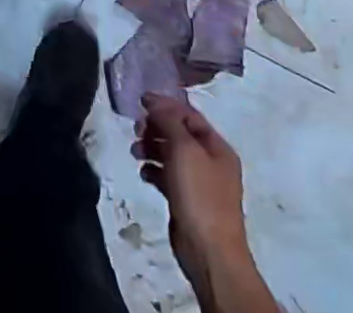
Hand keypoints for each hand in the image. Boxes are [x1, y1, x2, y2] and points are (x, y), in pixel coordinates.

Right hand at [133, 93, 275, 312]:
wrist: (209, 252)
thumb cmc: (200, 194)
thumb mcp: (185, 150)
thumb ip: (170, 122)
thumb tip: (155, 102)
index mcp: (217, 146)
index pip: (189, 115)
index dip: (166, 105)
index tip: (141, 101)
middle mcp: (210, 161)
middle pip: (180, 134)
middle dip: (157, 127)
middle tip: (136, 128)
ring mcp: (199, 183)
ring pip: (172, 155)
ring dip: (153, 148)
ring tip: (135, 150)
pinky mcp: (187, 201)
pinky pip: (168, 177)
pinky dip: (155, 171)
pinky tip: (143, 172)